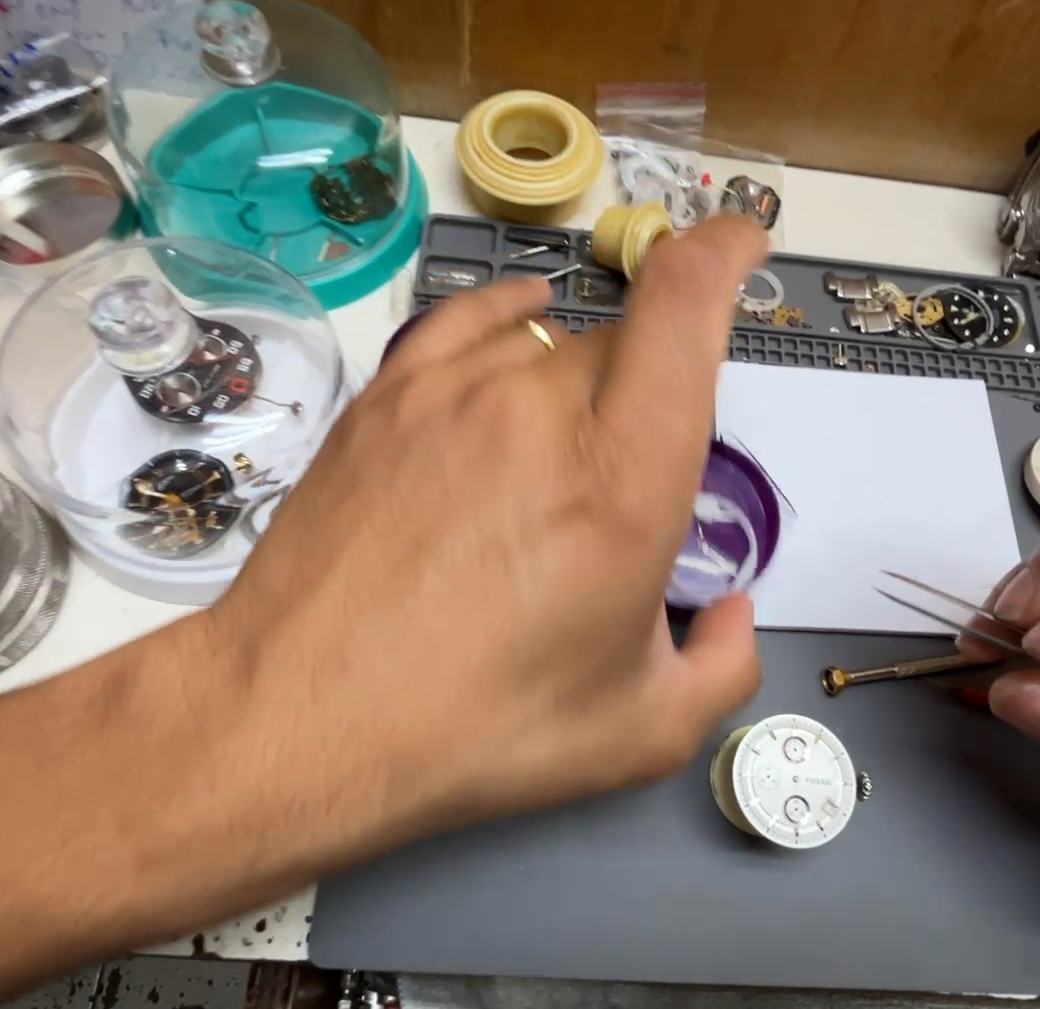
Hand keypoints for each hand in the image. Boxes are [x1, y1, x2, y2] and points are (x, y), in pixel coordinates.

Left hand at [209, 217, 768, 855]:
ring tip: (550, 467)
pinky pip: (466, 323)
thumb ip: (725, 668)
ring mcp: (449, 393)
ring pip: (548, 343)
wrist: (297, 722)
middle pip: (623, 346)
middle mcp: (538, 411)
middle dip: (647, 395)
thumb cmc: (473, 732)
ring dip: (576, 388)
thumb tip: (732, 614)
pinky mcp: (385, 400)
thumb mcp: (639, 734)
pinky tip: (516, 337)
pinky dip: (508, 321)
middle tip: (622, 481)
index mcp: (621, 484)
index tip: (742, 242)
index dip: (724, 255)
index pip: (683, 310)